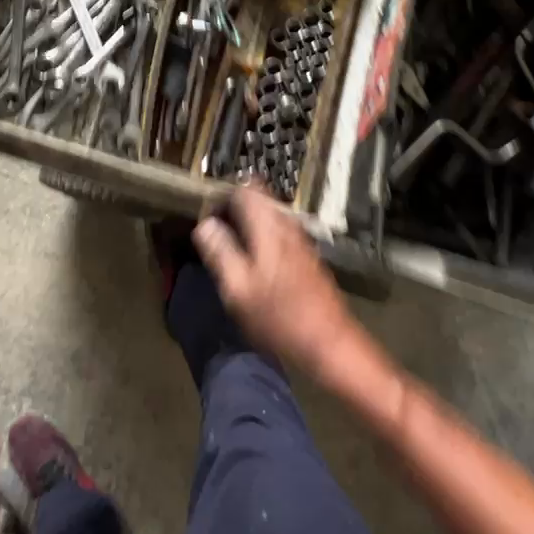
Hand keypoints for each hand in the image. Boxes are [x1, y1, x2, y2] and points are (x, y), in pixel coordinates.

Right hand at [193, 178, 361, 374]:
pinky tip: (254, 263)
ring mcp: (301, 240)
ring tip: (231, 247)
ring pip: (269, 216)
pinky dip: (262, 236)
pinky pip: (279, 232)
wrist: (330, 343)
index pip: (244, 189)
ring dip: (248, 223)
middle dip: (234, 208)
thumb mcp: (238, 290)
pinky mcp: (307, 256)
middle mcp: (287, 225)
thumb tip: (203, 226)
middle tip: (216, 231)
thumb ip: (220, 252)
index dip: (222, 196)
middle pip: (258, 199)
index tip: (207, 216)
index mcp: (268, 227)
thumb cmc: (280, 318)